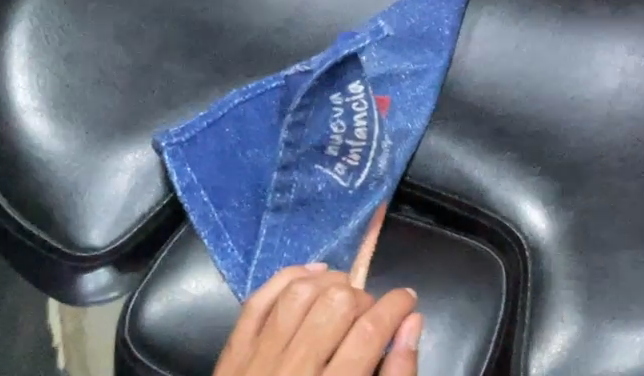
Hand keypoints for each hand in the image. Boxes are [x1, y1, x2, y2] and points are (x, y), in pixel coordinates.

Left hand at [213, 207, 421, 375]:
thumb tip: (413, 321)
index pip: (369, 333)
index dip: (396, 307)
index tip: (408, 301)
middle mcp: (288, 373)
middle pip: (334, 307)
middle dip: (363, 300)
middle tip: (372, 311)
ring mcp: (253, 365)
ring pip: (297, 297)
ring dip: (329, 285)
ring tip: (344, 297)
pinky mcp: (230, 360)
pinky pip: (257, 304)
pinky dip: (285, 280)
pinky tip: (311, 276)